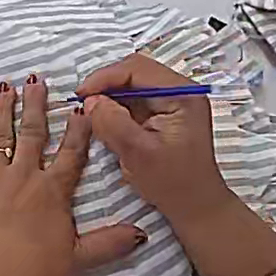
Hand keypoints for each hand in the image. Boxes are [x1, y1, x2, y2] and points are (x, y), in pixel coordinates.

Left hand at [0, 74, 144, 275]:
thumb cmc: (31, 272)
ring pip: (0, 137)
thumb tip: (142, 234)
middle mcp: (25, 177)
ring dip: (4, 110)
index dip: (79, 129)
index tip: (81, 106)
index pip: (72, 153)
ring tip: (5, 87)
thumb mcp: (78, 259)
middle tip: (37, 79)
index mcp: (53, 191)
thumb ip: (109, 243)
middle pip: (33, 134)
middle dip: (37, 105)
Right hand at [75, 54, 239, 226]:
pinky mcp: (164, 112)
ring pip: (132, 84)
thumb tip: (90, 101)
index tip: (80, 95)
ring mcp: (173, 101)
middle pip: (134, 72)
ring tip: (92, 113)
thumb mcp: (138, 154)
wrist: (195, 206)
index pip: (137, 69)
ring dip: (110, 95)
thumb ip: (112, 123)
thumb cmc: (173, 183)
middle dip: (106, 85)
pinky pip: (134, 99)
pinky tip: (105, 120)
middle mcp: (180, 91)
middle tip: (83, 103)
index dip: (104, 78)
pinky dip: (116, 106)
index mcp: (182, 95)